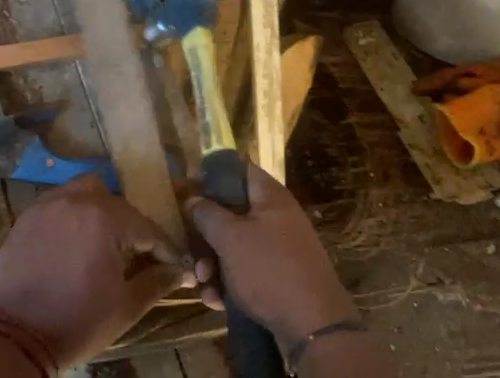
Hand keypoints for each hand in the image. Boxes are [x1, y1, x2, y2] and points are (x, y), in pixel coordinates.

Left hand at [0, 175, 192, 368]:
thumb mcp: (126, 306)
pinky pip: (58, 204)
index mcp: (105, 219)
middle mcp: (76, 200)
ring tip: (103, 243)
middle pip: (115, 202)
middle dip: (130, 225)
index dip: (164, 249)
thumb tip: (179, 271)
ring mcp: (47, 205)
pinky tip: (73, 243)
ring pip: (84, 192)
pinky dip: (72, 216)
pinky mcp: (26, 216)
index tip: (173, 266)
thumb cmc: (78, 322)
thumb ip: (156, 282)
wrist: (18, 336)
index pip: (146, 227)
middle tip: (136, 255)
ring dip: (99, 211)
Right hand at [184, 163, 358, 346]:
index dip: (208, 175)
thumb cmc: (270, 271)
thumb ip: (206, 213)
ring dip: (212, 263)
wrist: (315, 330)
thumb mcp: (230, 238)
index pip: (236, 169)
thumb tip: (192, 199)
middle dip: (204, 233)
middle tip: (189, 251)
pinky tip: (216, 300)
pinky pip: (246, 270)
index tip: (184, 190)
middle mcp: (276, 218)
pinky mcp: (278, 277)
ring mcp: (279, 249)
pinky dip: (228, 282)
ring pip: (234, 244)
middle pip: (230, 211)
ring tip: (203, 284)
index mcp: (269, 197)